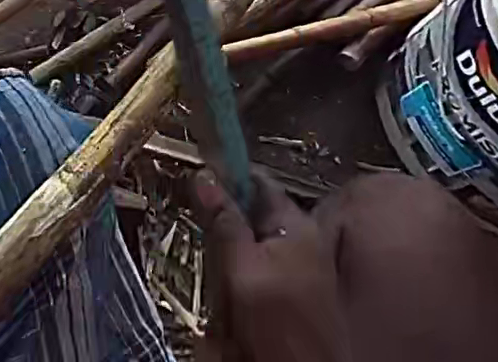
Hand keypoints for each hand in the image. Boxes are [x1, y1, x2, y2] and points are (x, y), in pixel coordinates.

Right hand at [191, 171, 349, 361]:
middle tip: (196, 221)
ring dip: (227, 246)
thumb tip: (203, 175)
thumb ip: (222, 220)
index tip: (195, 178)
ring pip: (250, 240)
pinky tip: (225, 287)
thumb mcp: (241, 267)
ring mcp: (300, 268)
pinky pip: (256, 266)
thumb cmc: (277, 322)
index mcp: (297, 224)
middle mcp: (303, 239)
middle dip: (223, 216)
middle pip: (252, 211)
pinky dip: (238, 270)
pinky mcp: (292, 293)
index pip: (256, 180)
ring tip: (211, 262)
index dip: (226, 175)